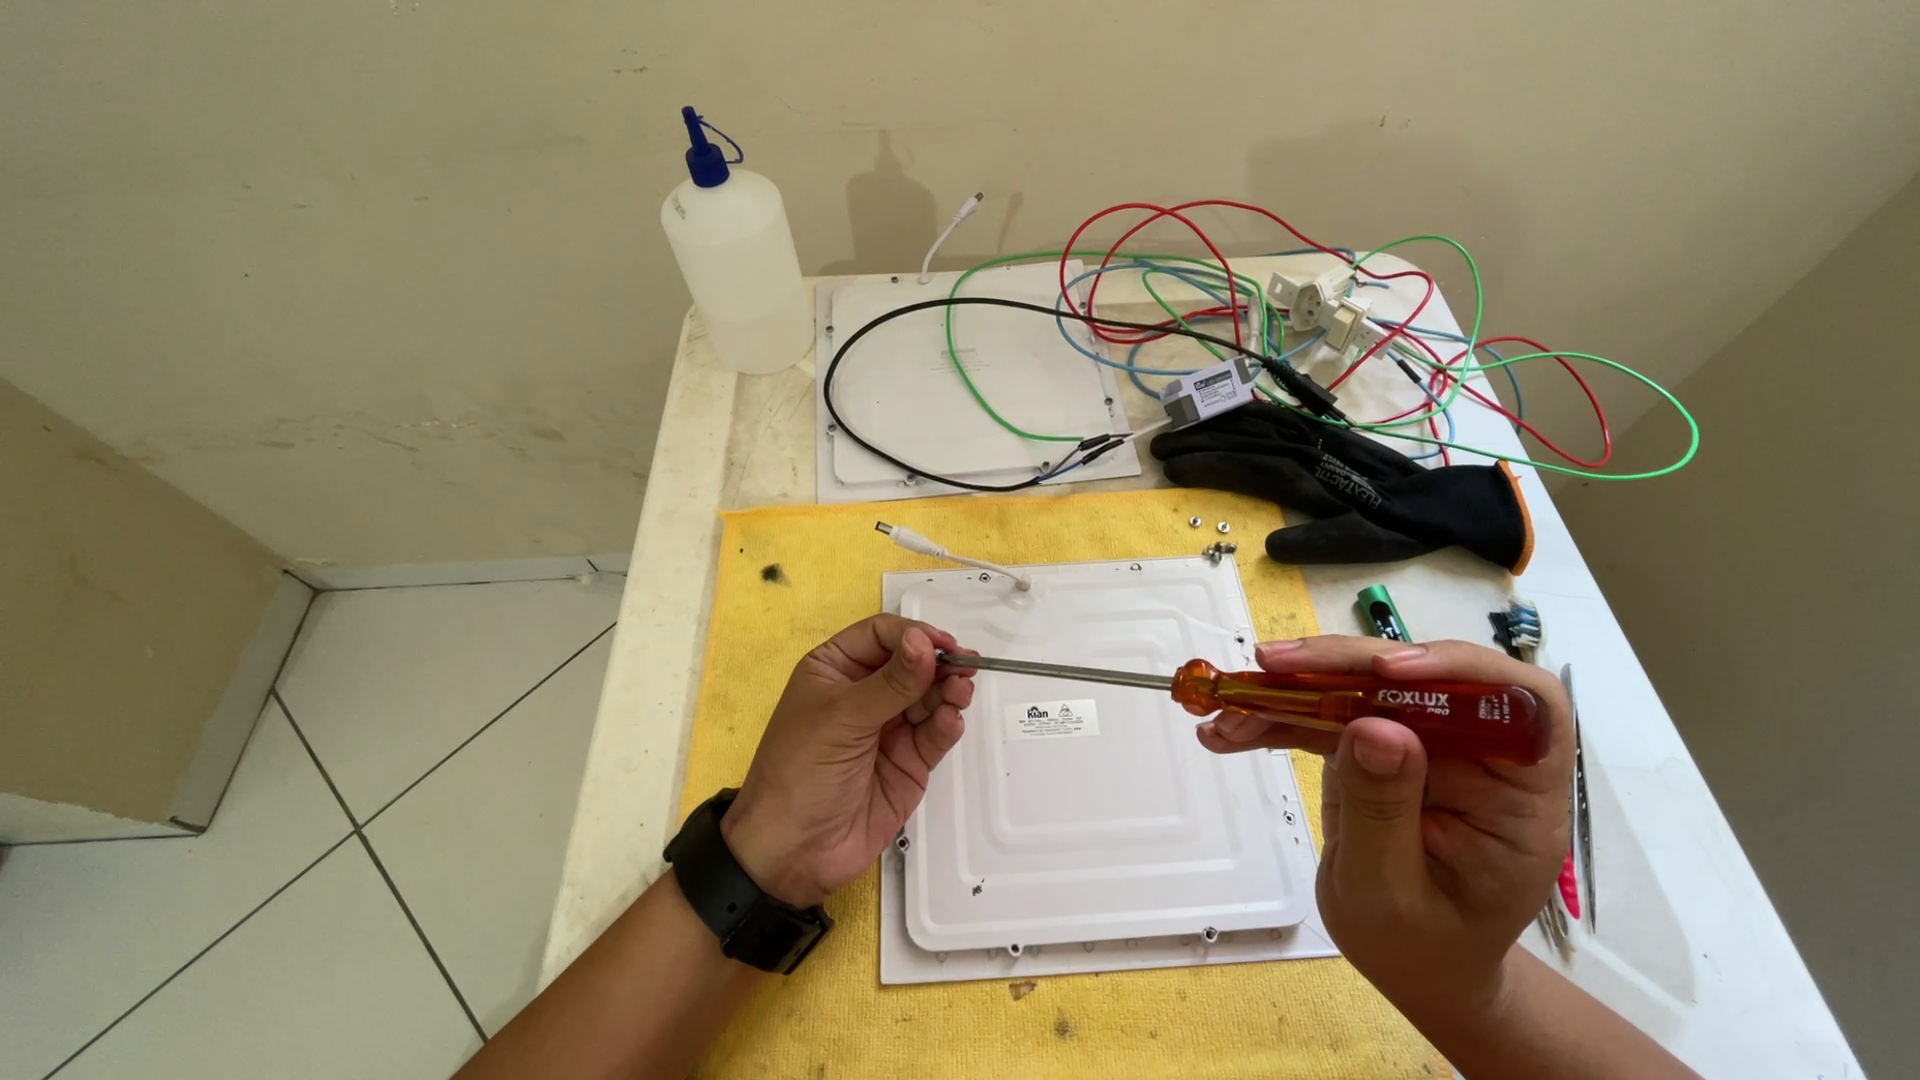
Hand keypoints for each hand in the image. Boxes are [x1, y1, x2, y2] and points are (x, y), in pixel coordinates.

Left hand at [720, 615, 976, 907]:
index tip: (941, 643)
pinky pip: (935, 735)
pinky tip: (951, 720)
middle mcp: (864, 694)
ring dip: (949, 691)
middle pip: (912, 664)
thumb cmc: (801, 771)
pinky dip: (947, 724)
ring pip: (930, 697)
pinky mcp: (910, 763)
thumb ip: (891, 682)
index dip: (912, 635)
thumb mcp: (842, 718)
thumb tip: (925, 641)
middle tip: (966, 664)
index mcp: (835, 671)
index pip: (881, 636)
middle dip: (938, 662)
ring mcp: (889, 729)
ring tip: (961, 690)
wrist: (792, 854)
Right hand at [1195, 636, 1573, 1019]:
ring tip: (1223, 709)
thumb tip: (1376, 727)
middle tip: (1266, 666)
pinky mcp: (1373, 749)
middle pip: (1416, 679)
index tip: (1389, 670)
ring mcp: (1419, 746)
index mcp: (1516, 790)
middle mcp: (1473, 752)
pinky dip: (1273, 722)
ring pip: (1358, 690)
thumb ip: (1384, 810)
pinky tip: (1227, 732)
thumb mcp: (1393, 892)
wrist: (1410, 965)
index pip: (1521, 702)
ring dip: (1287, 692)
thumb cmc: (1422, 947)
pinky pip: (1324, 719)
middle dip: (1338, 666)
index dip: (1459, 669)